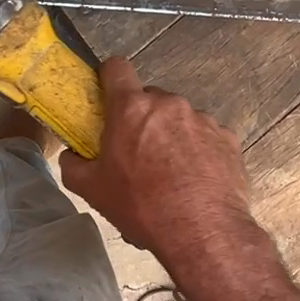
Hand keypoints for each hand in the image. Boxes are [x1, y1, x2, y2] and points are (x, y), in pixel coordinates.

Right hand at [60, 57, 261, 261]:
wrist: (202, 232)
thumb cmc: (140, 206)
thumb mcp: (91, 190)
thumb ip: (72, 165)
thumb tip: (71, 156)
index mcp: (131, 108)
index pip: (116, 68)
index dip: (108, 77)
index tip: (106, 97)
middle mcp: (168, 104)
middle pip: (148, 99)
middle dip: (140, 119)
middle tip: (136, 153)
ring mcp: (202, 119)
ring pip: (178, 118)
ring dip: (170, 136)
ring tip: (170, 174)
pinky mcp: (227, 139)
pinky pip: (205, 137)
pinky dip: (198, 151)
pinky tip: (195, 180)